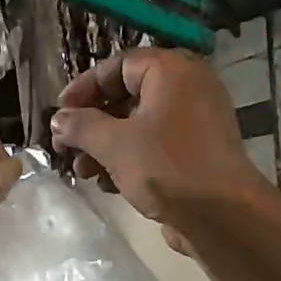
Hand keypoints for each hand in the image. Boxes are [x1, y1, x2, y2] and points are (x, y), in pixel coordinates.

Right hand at [52, 48, 276, 233]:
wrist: (222, 215)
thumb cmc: (166, 168)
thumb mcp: (114, 144)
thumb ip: (81, 127)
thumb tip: (58, 120)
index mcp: (171, 72)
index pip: (118, 66)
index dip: (84, 87)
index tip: (60, 112)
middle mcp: (188, 89)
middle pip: (127, 97)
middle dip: (92, 124)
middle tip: (66, 147)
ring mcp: (196, 123)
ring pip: (139, 126)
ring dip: (105, 147)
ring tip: (83, 173)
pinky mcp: (197, 154)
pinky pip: (156, 147)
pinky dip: (129, 160)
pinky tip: (108, 185)